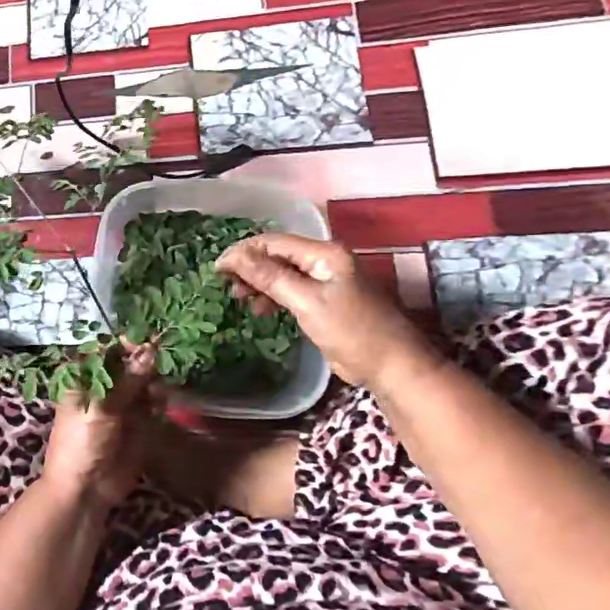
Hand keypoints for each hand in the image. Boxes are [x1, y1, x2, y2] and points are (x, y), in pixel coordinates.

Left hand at [38, 340, 163, 512]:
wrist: (85, 489)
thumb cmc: (81, 443)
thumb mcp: (101, 408)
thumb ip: (127, 381)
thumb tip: (150, 349)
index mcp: (84, 376)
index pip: (106, 349)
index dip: (126, 342)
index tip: (147, 339)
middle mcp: (105, 385)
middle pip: (129, 362)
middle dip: (146, 357)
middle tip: (165, 355)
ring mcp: (123, 402)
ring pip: (144, 380)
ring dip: (155, 378)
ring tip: (163, 381)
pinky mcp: (140, 421)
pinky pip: (153, 402)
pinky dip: (160, 398)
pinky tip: (164, 399)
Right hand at [215, 233, 441, 391]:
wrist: (393, 368)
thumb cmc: (352, 331)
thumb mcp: (306, 302)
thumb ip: (269, 276)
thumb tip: (233, 256)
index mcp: (324, 253)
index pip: (272, 242)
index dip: (242, 252)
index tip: (217, 269)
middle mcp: (323, 261)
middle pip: (275, 255)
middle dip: (248, 267)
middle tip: (226, 286)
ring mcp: (324, 281)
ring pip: (280, 272)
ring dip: (257, 282)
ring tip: (240, 298)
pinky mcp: (323, 301)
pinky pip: (289, 289)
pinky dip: (271, 295)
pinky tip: (260, 308)